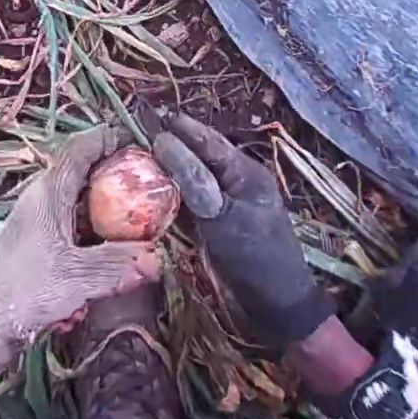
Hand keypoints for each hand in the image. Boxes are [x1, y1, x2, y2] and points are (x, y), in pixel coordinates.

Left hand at [0, 126, 160, 395]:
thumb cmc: (23, 289)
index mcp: (50, 190)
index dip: (113, 140)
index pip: (83, 147)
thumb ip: (120, 263)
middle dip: (118, 175)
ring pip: (81, 198)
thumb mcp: (79, 276)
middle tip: (150, 186)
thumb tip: (158, 258)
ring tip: (139, 217)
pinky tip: (112, 249)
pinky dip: (96, 228)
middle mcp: (43, 196)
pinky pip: (74, 223)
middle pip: (85, 170)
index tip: (144, 148)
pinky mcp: (39, 240)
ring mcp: (39, 218)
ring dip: (108, 205)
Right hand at [151, 113, 334, 349]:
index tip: (149, 114)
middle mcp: (239, 180)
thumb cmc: (254, 257)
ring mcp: (232, 201)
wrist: (279, 305)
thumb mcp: (221, 216)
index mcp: (245, 171)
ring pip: (197, 175)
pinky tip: (157, 190)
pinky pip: (196, 197)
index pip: (207, 140)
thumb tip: (163, 142)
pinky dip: (177, 190)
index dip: (179, 126)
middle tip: (138, 135)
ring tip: (141, 158)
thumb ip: (193, 179)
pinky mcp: (224, 221)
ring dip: (172, 167)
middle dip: (173, 143)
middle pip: (201, 155)